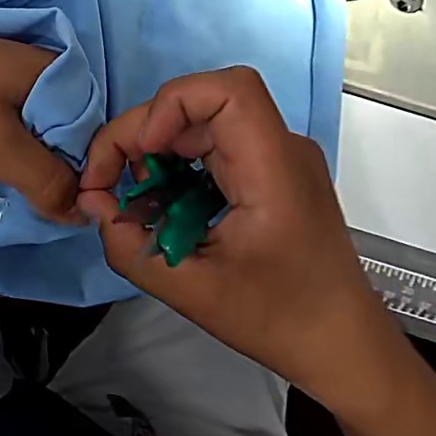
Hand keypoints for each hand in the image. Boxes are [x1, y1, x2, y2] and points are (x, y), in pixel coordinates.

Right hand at [77, 67, 384, 385]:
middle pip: (200, 103)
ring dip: (155, 148)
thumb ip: (128, 246)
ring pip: (201, 120)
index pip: (228, 91)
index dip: (172, 104)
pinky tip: (162, 200)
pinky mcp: (269, 168)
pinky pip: (213, 143)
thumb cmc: (280, 321)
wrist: (342, 344)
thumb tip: (93, 202)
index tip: (141, 154)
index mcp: (273, 171)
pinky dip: (175, 163)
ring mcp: (276, 155)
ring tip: (133, 195)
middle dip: (141, 133)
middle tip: (107, 182)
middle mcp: (280, 148)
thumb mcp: (191, 292)